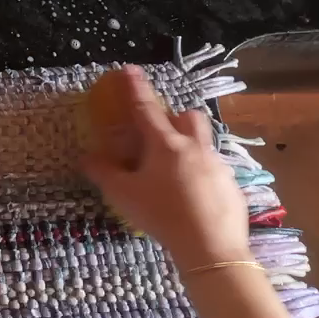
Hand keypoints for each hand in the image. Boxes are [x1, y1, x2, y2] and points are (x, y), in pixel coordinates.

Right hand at [80, 65, 249, 270]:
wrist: (211, 249)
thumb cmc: (161, 215)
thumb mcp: (123, 195)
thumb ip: (103, 173)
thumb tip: (85, 158)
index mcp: (165, 144)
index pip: (145, 108)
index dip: (136, 87)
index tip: (130, 69)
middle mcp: (194, 148)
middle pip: (188, 117)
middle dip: (175, 117)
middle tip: (159, 134)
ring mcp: (218, 167)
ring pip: (204, 144)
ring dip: (189, 147)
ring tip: (173, 172)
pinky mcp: (232, 188)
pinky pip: (215, 171)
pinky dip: (201, 175)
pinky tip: (191, 198)